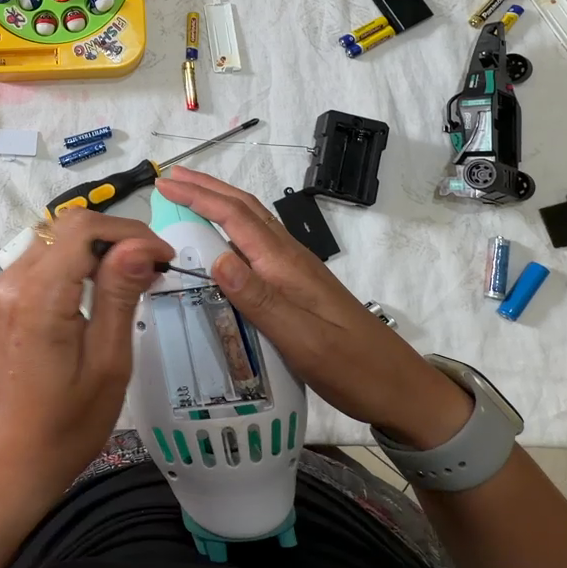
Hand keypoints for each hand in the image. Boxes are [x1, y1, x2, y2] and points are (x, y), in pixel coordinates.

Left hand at [0, 208, 171, 490]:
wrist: (14, 456)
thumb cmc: (67, 423)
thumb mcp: (108, 362)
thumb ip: (120, 295)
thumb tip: (140, 245)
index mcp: (39, 295)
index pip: (83, 228)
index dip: (129, 232)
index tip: (163, 257)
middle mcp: (14, 280)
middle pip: (68, 227)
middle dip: (117, 236)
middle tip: (154, 267)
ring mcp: (6, 286)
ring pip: (57, 238)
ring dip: (99, 246)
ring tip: (137, 276)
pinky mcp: (8, 296)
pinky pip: (46, 258)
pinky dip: (80, 260)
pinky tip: (106, 286)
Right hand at [154, 167, 471, 448]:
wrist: (401, 389)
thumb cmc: (352, 368)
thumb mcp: (303, 340)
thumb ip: (260, 300)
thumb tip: (217, 259)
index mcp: (286, 265)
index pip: (236, 218)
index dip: (198, 198)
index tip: (165, 185)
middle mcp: (289, 258)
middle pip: (244, 209)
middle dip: (205, 188)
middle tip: (169, 178)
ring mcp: (296, 269)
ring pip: (252, 221)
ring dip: (218, 202)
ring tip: (188, 195)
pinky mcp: (298, 284)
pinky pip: (257, 240)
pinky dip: (231, 225)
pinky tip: (222, 238)